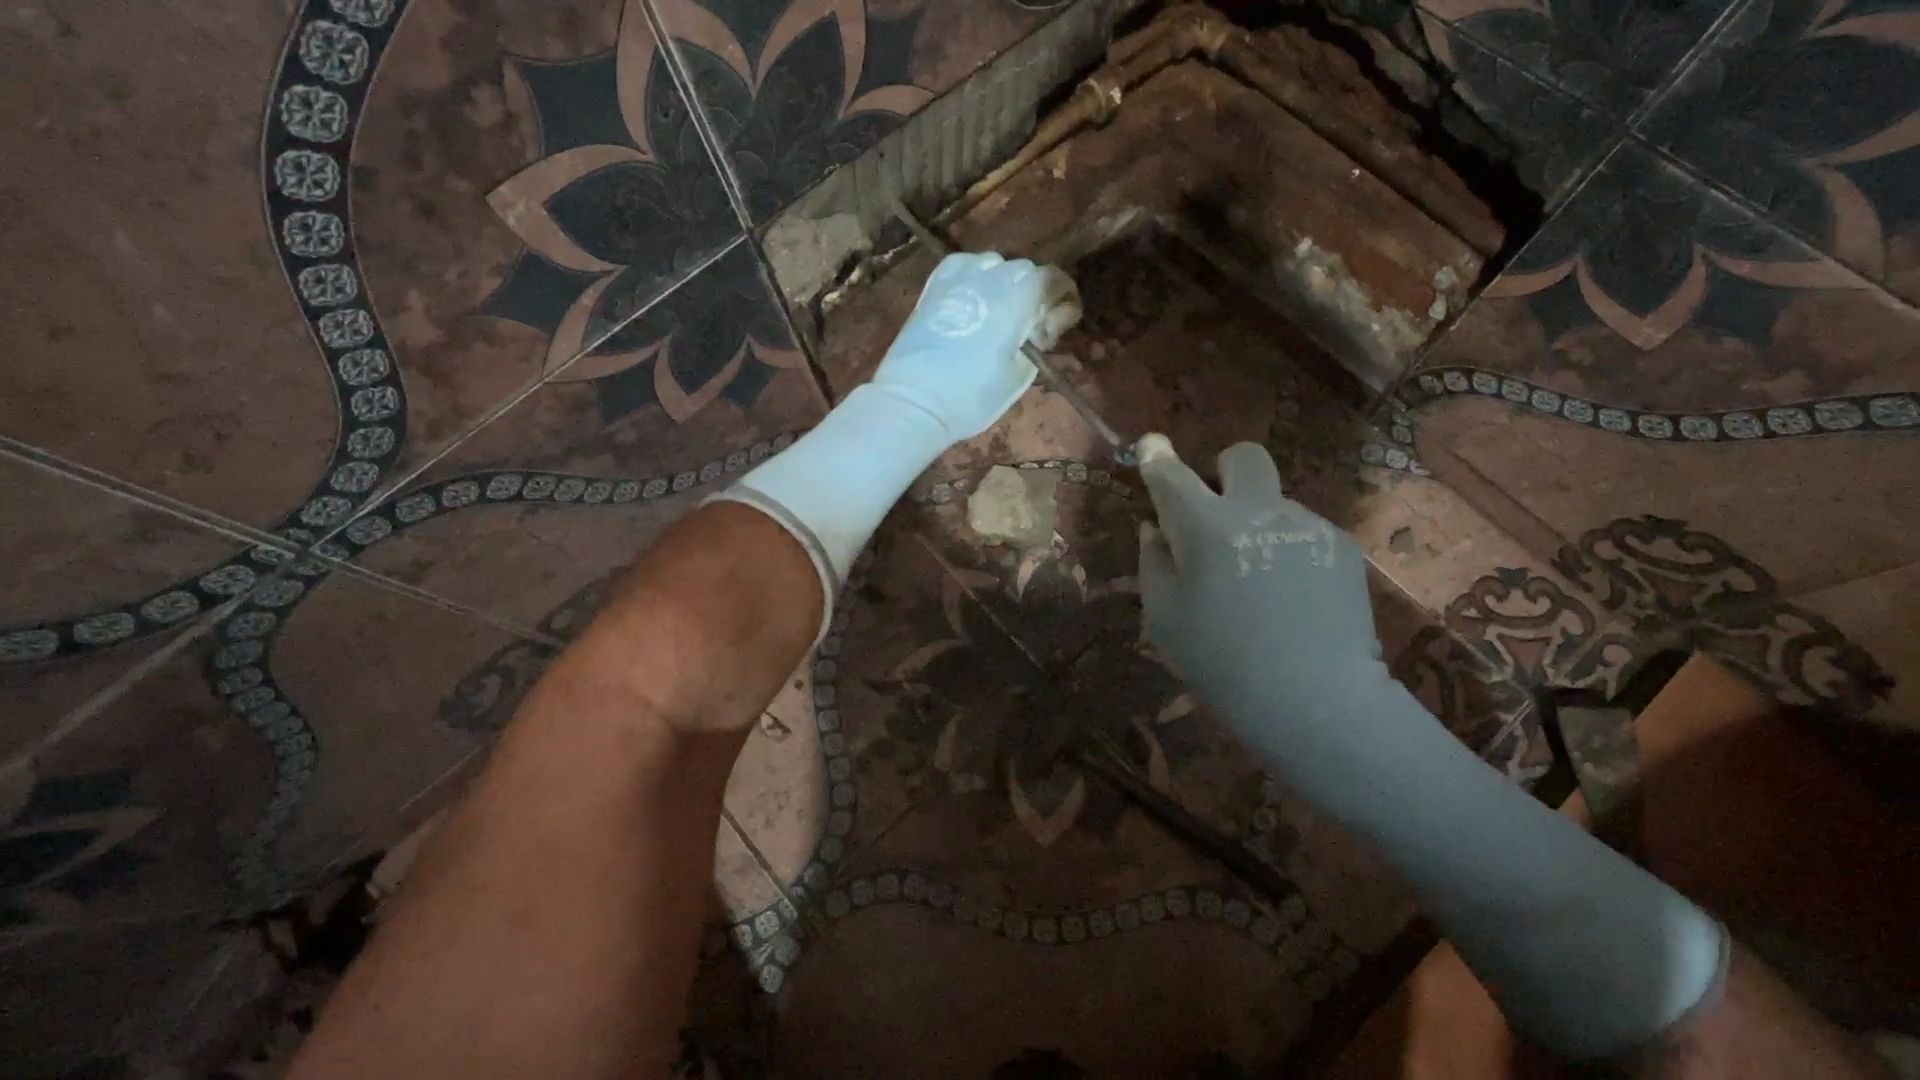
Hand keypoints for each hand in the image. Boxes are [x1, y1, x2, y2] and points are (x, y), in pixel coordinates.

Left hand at [873, 252, 1079, 439]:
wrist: (914, 402)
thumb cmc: (972, 395)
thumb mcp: (1020, 373)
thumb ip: (1041, 337)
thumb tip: (1046, 321)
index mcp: (1018, 295)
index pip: (1053, 278)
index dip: (1064, 296)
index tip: (1062, 319)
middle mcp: (991, 275)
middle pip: (1024, 270)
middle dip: (1034, 293)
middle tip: (1030, 326)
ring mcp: (958, 276)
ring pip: (994, 265)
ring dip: (1004, 284)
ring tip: (999, 313)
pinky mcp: (934, 285)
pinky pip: (964, 267)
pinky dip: (975, 277)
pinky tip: (973, 300)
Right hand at [1136, 436, 1388, 740]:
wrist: (1314, 699)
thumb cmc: (1221, 664)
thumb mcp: (1165, 620)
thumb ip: (1154, 563)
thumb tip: (1157, 529)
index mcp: (1205, 528)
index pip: (1172, 475)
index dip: (1156, 457)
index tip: (1152, 447)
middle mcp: (1257, 512)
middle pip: (1242, 457)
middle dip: (1224, 472)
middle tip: (1217, 515)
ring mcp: (1306, 525)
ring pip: (1274, 503)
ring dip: (1258, 525)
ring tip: (1262, 586)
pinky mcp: (1341, 546)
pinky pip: (1303, 532)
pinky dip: (1288, 551)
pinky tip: (1293, 599)